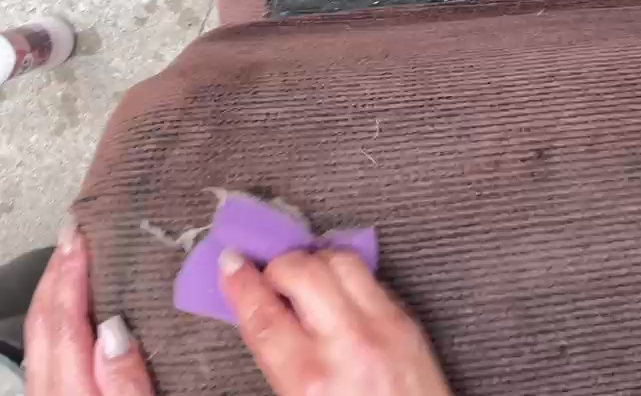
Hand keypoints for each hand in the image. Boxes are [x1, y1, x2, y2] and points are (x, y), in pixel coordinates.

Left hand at [25, 220, 155, 395]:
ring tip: (72, 253)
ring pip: (39, 335)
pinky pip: (46, 346)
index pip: (64, 324)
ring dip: (53, 290)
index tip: (79, 233)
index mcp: (70, 392)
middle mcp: (47, 393)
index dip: (69, 276)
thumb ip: (125, 380)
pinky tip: (73, 301)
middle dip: (55, 273)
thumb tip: (112, 329)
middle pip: (41, 326)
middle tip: (73, 228)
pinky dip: (55, 312)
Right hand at [219, 248, 454, 395]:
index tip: (230, 263)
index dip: (242, 284)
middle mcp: (350, 344)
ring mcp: (385, 325)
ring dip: (316, 261)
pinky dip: (348, 277)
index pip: (266, 315)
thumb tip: (264, 314)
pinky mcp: (409, 320)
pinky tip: (338, 292)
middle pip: (303, 271)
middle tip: (268, 275)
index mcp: (313, 381)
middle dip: (279, 265)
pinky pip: (371, 278)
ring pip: (341, 260)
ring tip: (304, 278)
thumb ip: (282, 360)